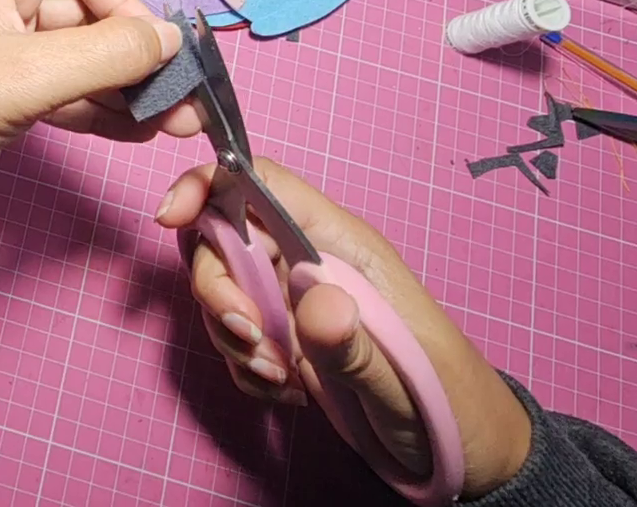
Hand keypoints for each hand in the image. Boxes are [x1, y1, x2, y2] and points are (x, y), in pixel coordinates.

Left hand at [0, 0, 202, 187]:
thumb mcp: (24, 76)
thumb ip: (104, 55)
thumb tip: (172, 39)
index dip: (126, 3)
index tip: (153, 53)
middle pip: (93, 12)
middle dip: (137, 58)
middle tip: (184, 101)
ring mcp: (11, 40)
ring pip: (85, 54)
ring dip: (127, 88)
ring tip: (174, 123)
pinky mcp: (11, 81)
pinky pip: (67, 84)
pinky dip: (99, 106)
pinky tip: (138, 129)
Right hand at [155, 162, 531, 498]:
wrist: (466, 456)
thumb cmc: (450, 408)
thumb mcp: (404, 386)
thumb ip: (353, 346)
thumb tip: (313, 298)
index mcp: (334, 241)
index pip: (256, 181)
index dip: (205, 184)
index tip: (170, 217)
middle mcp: (302, 256)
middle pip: (221, 236)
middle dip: (217, 288)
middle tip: (250, 339)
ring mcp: (287, 293)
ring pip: (219, 286)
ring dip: (231, 336)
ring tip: (281, 380)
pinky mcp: (278, 330)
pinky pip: (231, 331)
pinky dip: (243, 365)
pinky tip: (286, 393)